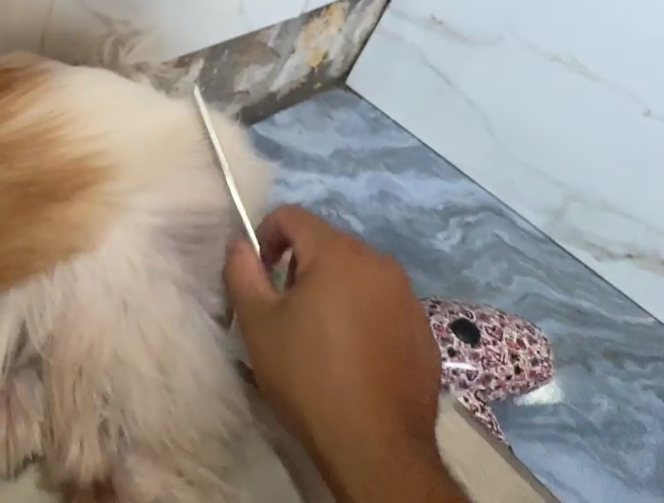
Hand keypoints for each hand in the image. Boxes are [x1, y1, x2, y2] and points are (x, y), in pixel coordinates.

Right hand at [224, 205, 462, 502]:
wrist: (377, 448)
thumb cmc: (308, 376)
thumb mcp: (257, 321)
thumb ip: (241, 270)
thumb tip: (240, 243)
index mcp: (338, 253)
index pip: (291, 215)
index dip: (265, 235)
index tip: (259, 273)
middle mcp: (379, 263)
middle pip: (325, 242)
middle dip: (298, 264)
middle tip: (284, 308)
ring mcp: (408, 298)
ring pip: (356, 273)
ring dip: (331, 288)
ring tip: (316, 334)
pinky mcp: (423, 331)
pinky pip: (381, 303)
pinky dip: (360, 314)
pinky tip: (350, 356)